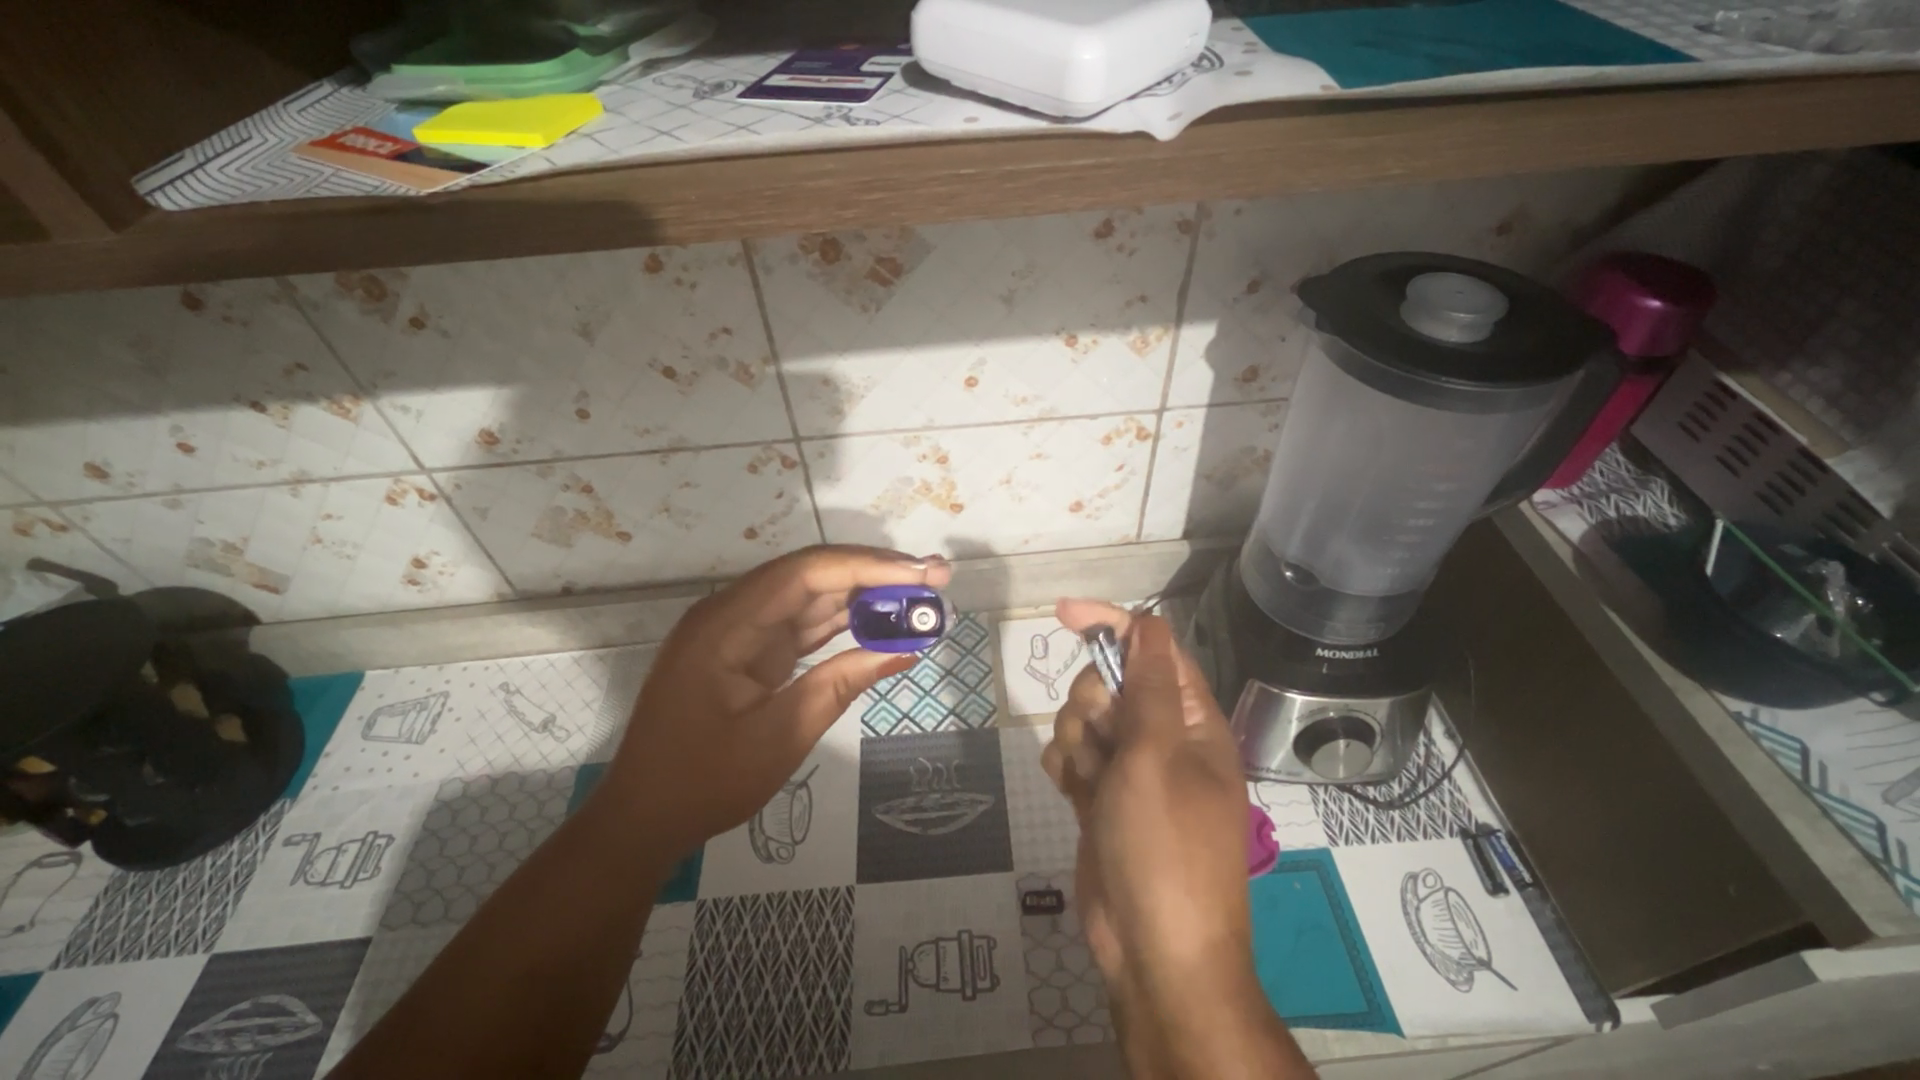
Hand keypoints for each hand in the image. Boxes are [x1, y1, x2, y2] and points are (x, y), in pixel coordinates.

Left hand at [601, 545, 950, 857]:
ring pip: (808, 599)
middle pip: (810, 577)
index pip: (806, 574)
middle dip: (874, 575)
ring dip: (862, 598)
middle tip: (935, 578)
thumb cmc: (704, 782)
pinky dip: (840, 626)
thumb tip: (904, 650)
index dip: (869, 567)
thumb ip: (840, 684)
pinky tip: (881, 625)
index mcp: (726, 624)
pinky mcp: (746, 654)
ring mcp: (737, 634)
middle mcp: (730, 615)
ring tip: (921, 597)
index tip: (922, 574)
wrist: (643, 819)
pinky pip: (799, 627)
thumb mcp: (780, 737)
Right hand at [1043, 600, 1255, 1005]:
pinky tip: (1074, 797)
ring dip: (1077, 742)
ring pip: (1086, 722)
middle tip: (1101, 739)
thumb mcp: (1156, 757)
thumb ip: (1147, 685)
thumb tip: (1149, 621)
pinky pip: (1073, 760)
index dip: (1112, 624)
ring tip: (1091, 782)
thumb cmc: (1165, 847)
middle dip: (1091, 702)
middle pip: (1111, 684)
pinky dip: (1068, 770)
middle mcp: (1164, 741)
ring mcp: (1132, 773)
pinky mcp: (1103, 801)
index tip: (1062, 612)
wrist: (1155, 949)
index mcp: (1192, 722)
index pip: (1154, 650)